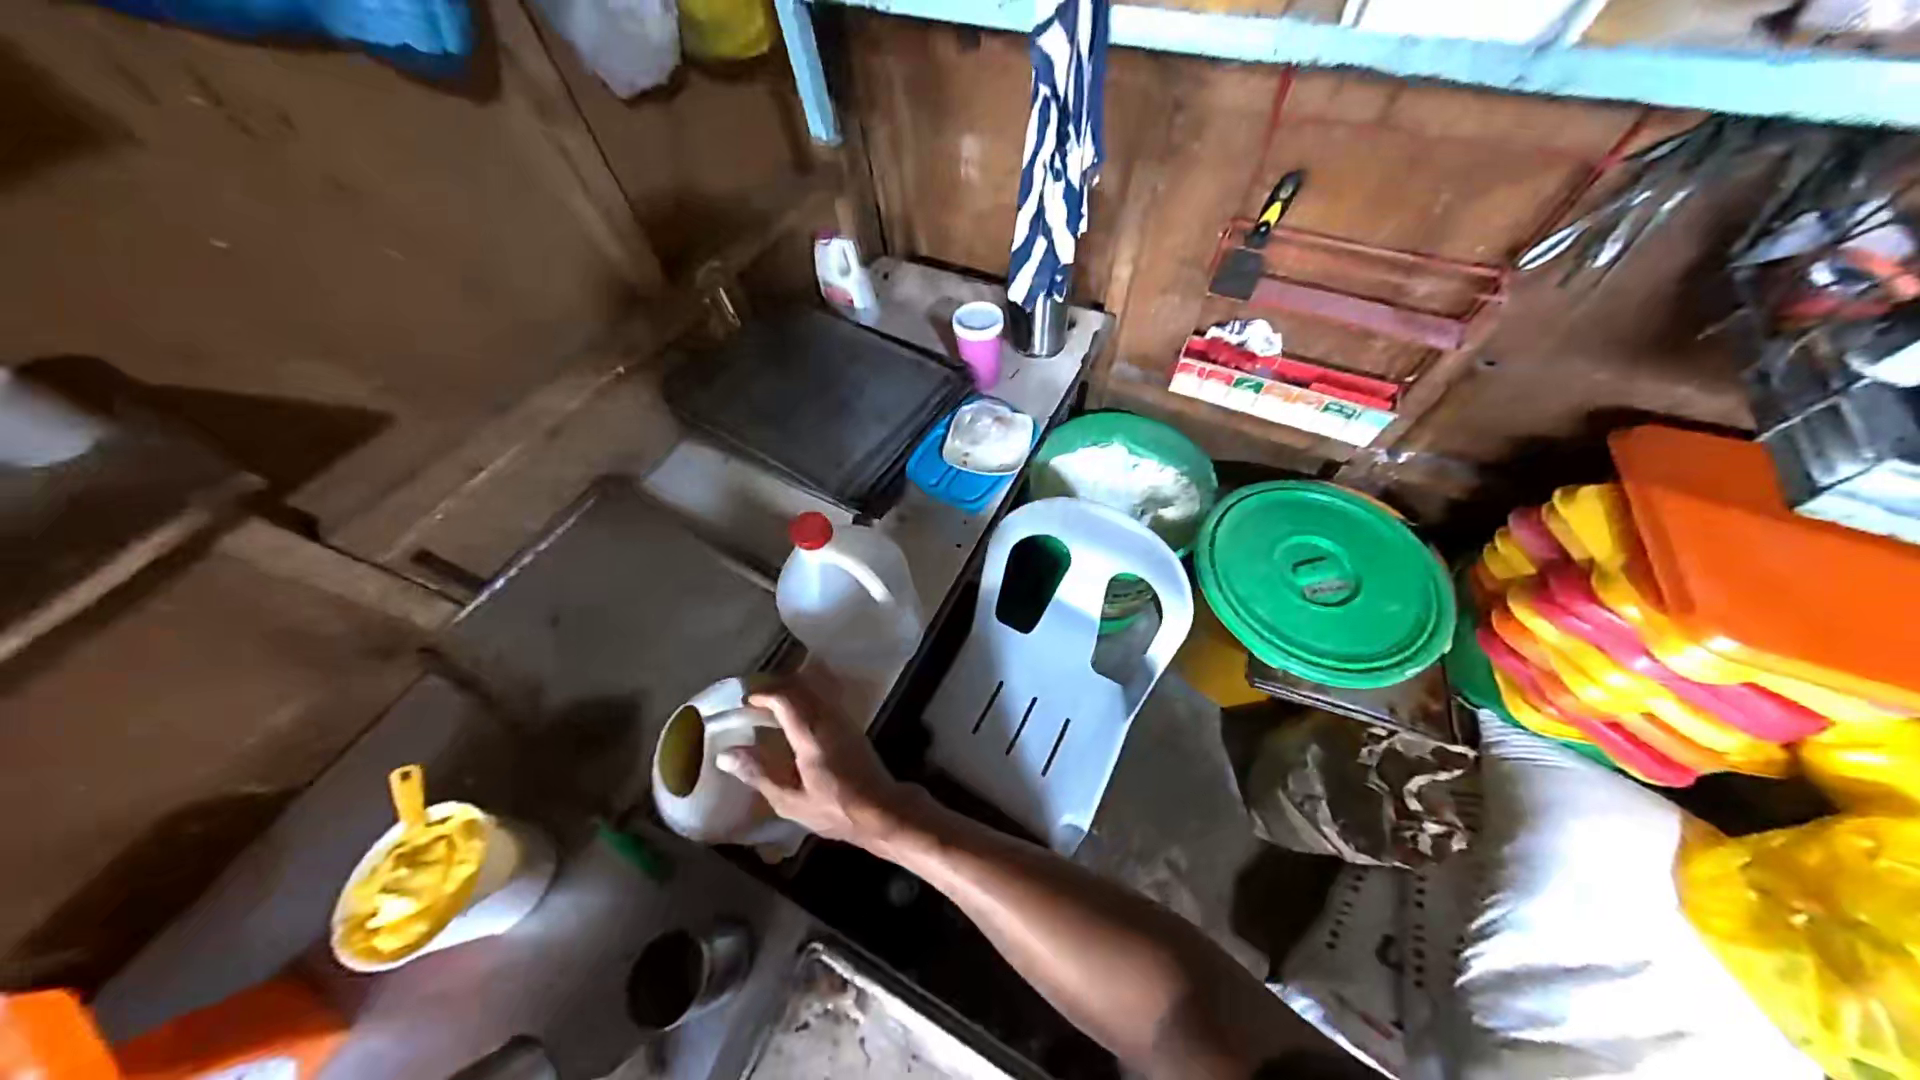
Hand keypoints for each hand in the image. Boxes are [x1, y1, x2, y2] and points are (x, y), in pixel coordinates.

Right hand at [714, 683, 917, 849]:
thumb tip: (726, 754)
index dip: (763, 694)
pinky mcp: (851, 725)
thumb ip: (758, 774)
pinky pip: (824, 699)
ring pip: (814, 690)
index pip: (786, 699)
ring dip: (791, 692)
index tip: (745, 701)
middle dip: (775, 688)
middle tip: (753, 701)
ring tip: (770, 707)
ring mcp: (844, 719)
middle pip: (800, 687)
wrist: (882, 809)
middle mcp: (829, 719)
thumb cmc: (835, 810)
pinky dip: (805, 699)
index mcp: (811, 736)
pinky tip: (795, 717)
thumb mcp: (790, 801)